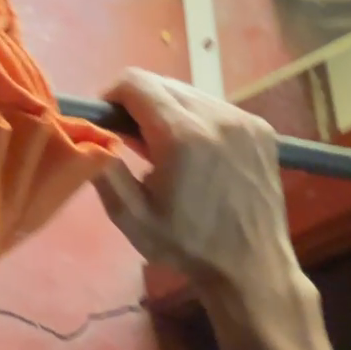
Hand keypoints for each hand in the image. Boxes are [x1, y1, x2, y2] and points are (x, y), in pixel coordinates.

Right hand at [92, 69, 301, 297]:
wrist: (252, 266)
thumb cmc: (184, 243)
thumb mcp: (129, 214)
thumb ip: (104, 168)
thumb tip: (88, 136)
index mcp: (182, 136)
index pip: (135, 83)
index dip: (111, 97)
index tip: (107, 124)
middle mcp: (217, 117)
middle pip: (161, 82)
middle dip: (137, 104)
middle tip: (130, 141)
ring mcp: (245, 120)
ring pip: (188, 92)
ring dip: (165, 110)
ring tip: (162, 148)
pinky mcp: (262, 129)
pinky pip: (214, 106)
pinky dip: (194, 118)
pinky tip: (192, 152)